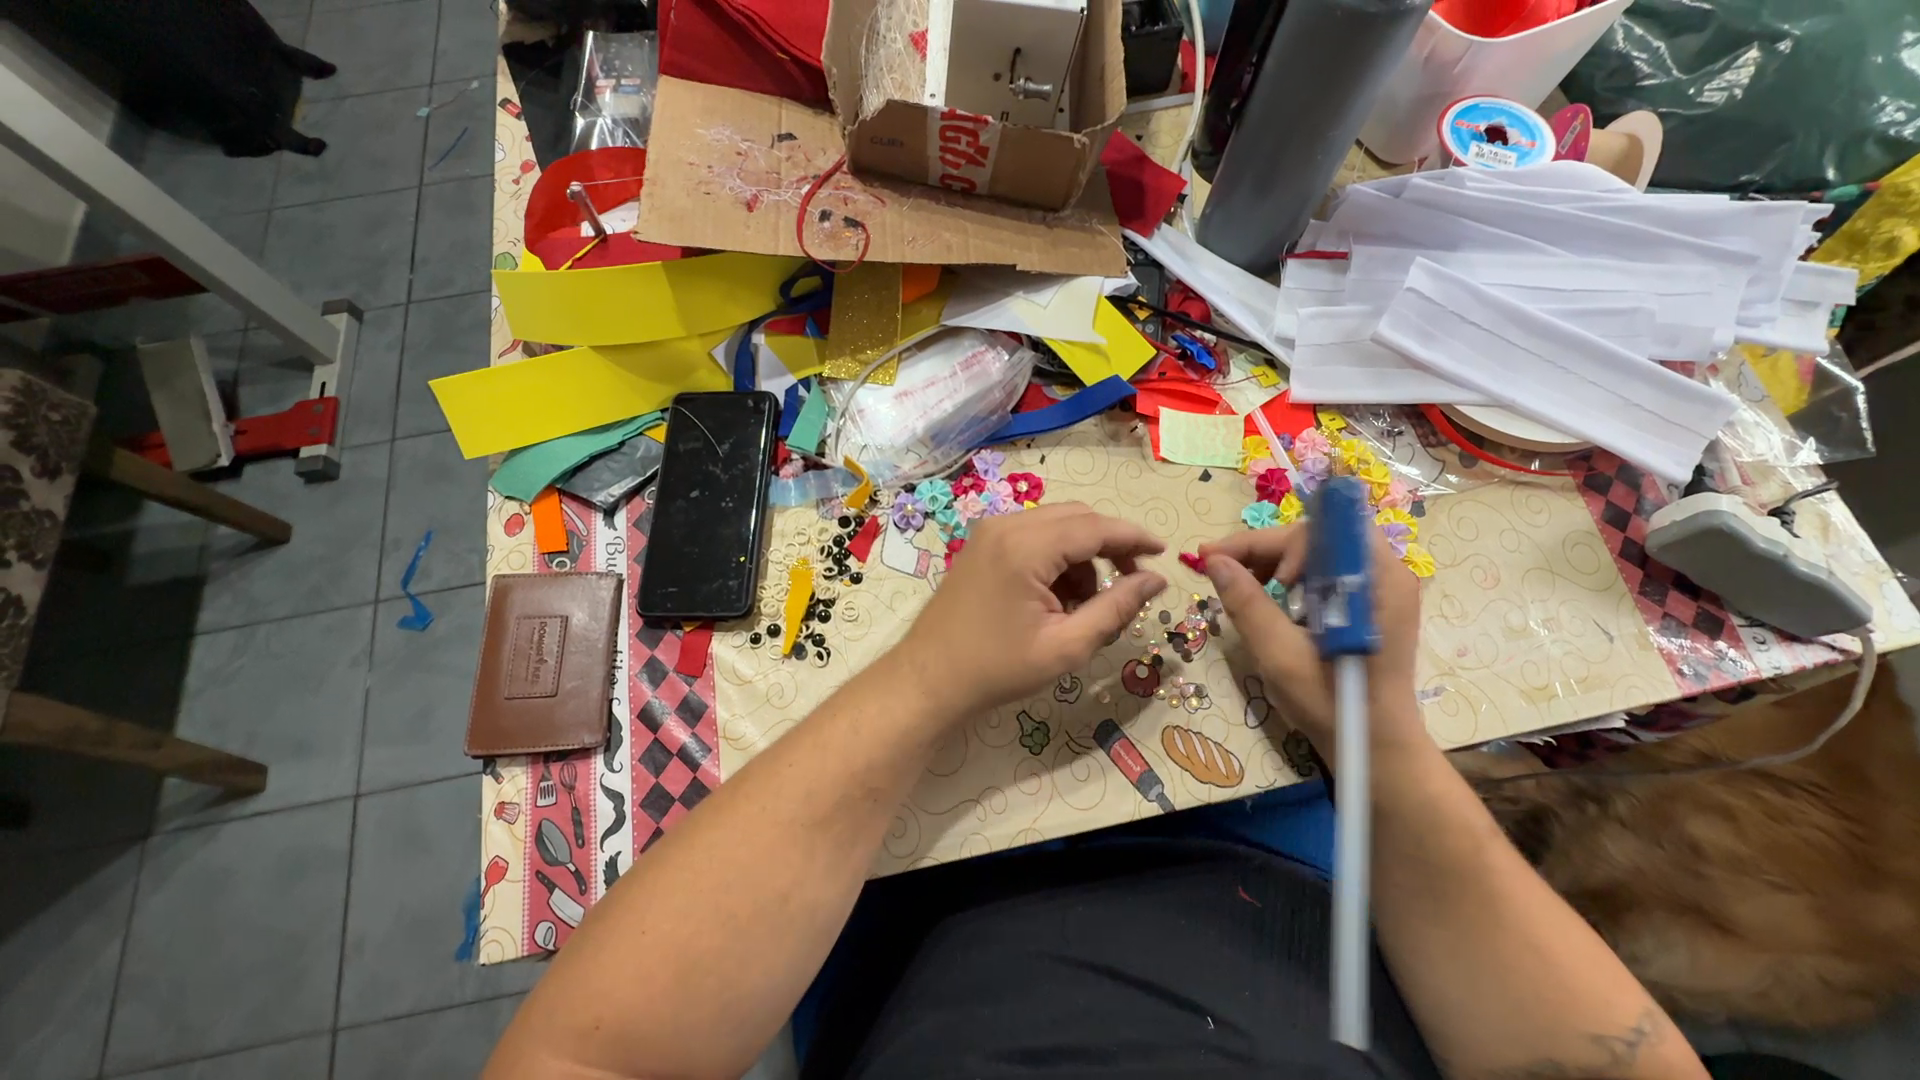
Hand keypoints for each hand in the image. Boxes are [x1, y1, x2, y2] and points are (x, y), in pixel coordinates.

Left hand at [895, 503, 1166, 722]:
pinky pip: (1034, 536)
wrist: (930, 679)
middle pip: (1077, 518)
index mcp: (1025, 547)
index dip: (1134, 537)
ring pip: (1057, 526)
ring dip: (1082, 556)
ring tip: (1084, 607)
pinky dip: (1056, 559)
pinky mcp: (982, 544)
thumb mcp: (1066, 646)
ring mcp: (990, 532)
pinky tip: (1056, 601)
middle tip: (1129, 586)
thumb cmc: (998, 669)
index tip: (1163, 553)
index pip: (1095, 527)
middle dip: (1109, 547)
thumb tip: (1156, 580)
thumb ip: (1115, 608)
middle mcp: (1006, 525)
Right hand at [1199, 524, 1424, 755]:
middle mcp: (1383, 574)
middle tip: (1221, 573)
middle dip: (1263, 553)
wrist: (1374, 748)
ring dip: (1271, 566)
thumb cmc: (1334, 703)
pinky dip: (1287, 584)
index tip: (1219, 558)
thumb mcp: (1281, 654)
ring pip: (1314, 554)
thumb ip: (1247, 603)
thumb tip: (1213, 562)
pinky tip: (1264, 603)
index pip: (1316, 529)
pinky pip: (1320, 576)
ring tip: (1239, 589)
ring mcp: (1377, 591)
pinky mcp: (1365, 608)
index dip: (1265, 539)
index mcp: (1377, 578)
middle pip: (1315, 537)